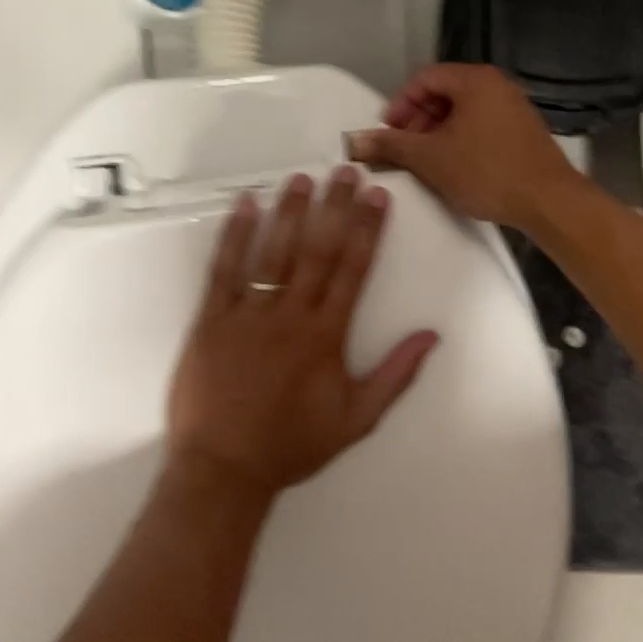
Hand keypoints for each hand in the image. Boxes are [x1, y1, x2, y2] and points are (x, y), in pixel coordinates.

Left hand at [164, 166, 439, 497]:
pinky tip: (246, 206)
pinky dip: (235, 237)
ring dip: (290, 212)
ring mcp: (248, 314)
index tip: (378, 195)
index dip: (368, 229)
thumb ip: (396, 375)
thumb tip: (430, 336)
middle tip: (346, 169)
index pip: (354, 268)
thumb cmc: (293, 444)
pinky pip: (224, 271)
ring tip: (303, 177)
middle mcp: (291, 314)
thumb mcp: (357, 418)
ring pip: (273, 252)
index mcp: (327, 334)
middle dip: (335, 206)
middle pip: (318, 249)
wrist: (222, 471)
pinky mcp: (211, 320)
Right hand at [346, 64, 581, 229]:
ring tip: (428, 163)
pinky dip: (462, 139)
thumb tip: (355, 140)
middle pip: (445, 92)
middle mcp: (497, 85)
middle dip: (418, 120)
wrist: (549, 200)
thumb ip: (391, 145)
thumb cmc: (486, 171)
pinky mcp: (524, 130)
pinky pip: (483, 125)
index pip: (424, 78)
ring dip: (439, 133)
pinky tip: (457, 168)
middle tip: (405, 151)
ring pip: (464, 111)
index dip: (399, 105)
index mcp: (475, 80)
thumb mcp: (430, 159)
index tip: (388, 135)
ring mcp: (515, 107)